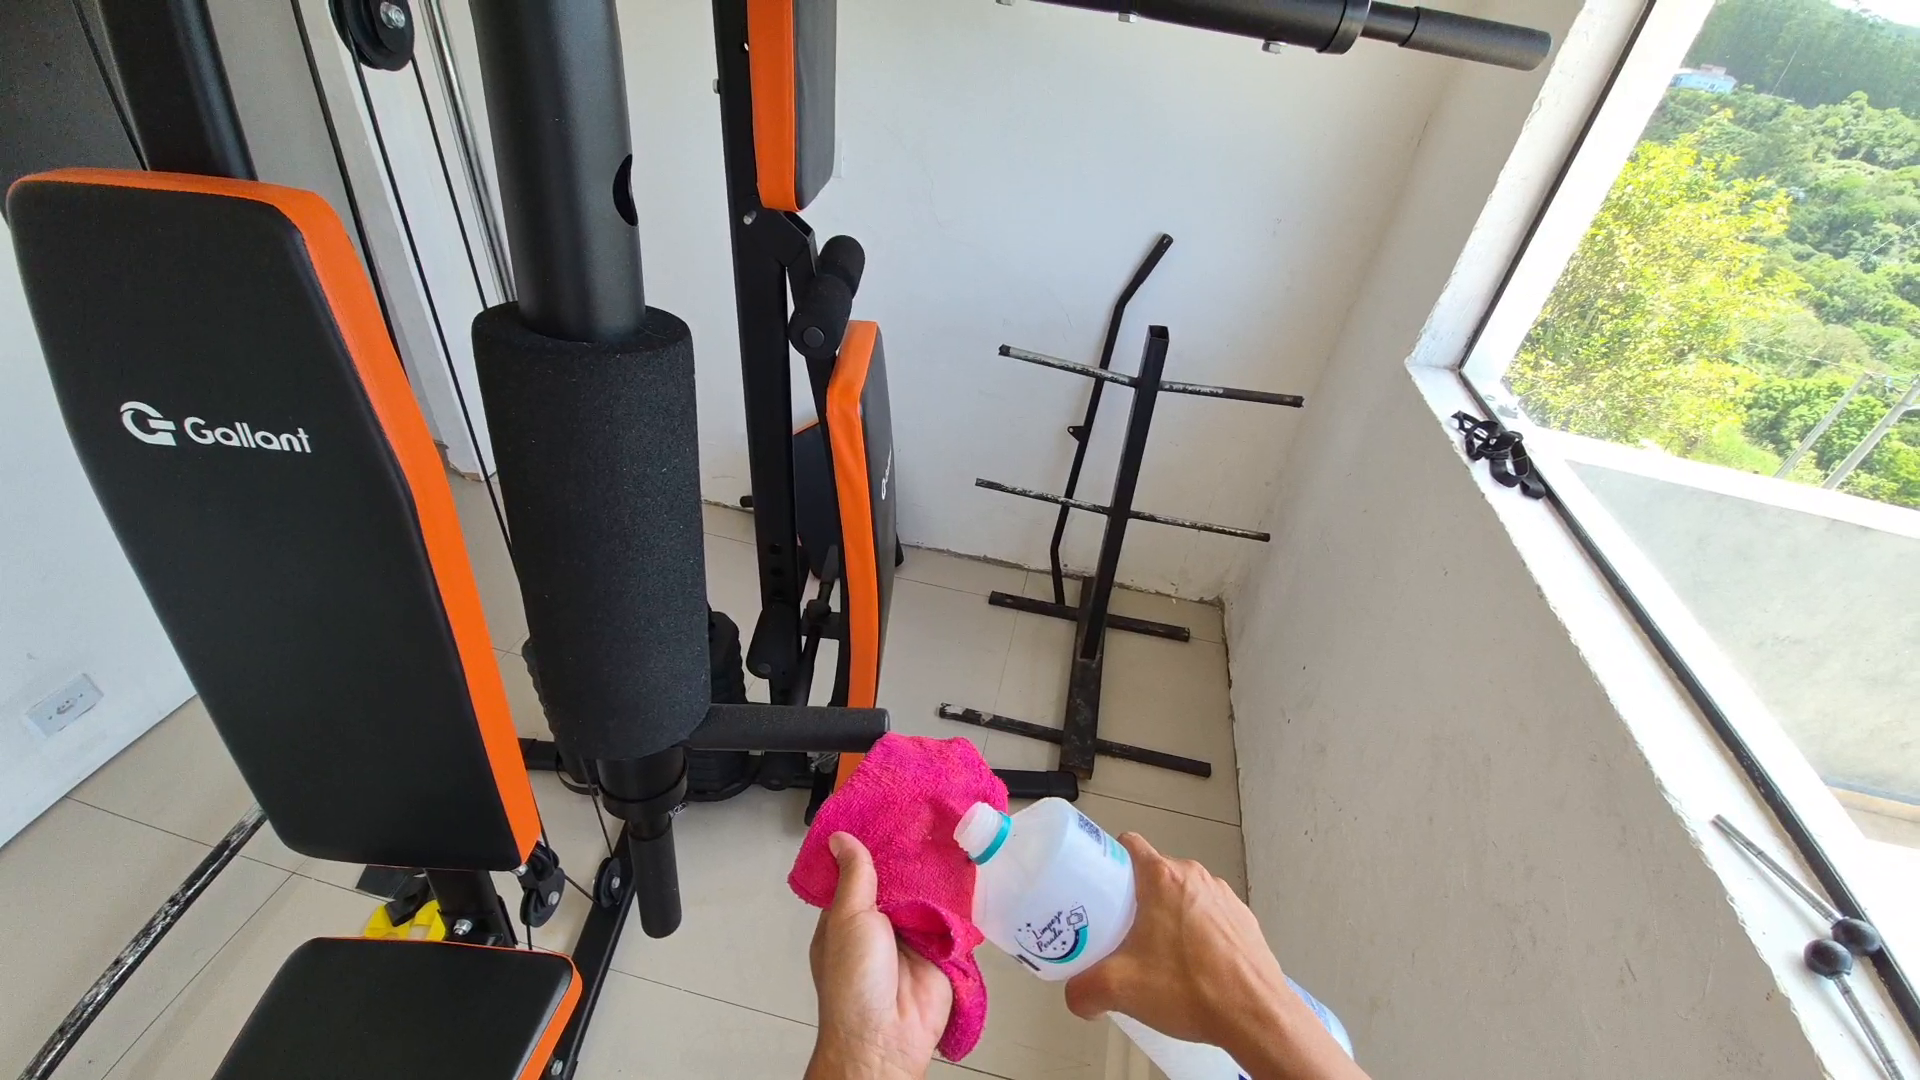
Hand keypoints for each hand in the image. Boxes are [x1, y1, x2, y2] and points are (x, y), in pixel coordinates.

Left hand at [806, 833, 953, 1079]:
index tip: (887, 807)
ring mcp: (912, 932)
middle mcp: (881, 921)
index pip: (861, 870)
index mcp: (849, 915)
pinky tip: (969, 861)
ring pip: (926, 891)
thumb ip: (853, 877)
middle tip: (927, 810)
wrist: (889, 1036)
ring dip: (936, 870)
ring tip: (951, 824)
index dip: (872, 842)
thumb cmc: (854, 981)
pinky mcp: (942, 944)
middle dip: (910, 852)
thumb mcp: (846, 919)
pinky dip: (960, 893)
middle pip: (898, 877)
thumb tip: (840, 837)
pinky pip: (953, 913)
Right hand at [1064, 833, 1285, 1046]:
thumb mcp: (1122, 989)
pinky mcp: (1243, 919)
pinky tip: (1193, 965)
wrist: (1257, 1018)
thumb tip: (1077, 996)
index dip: (1111, 859)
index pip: (1129, 844)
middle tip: (1125, 930)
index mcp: (1162, 878)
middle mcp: (1194, 877)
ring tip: (1160, 953)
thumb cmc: (1194, 990)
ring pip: (1183, 892)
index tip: (1102, 883)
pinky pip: (1210, 913)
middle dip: (1138, 896)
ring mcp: (1223, 896)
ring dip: (1170, 913)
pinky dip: (1198, 930)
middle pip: (1155, 871)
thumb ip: (1084, 990)